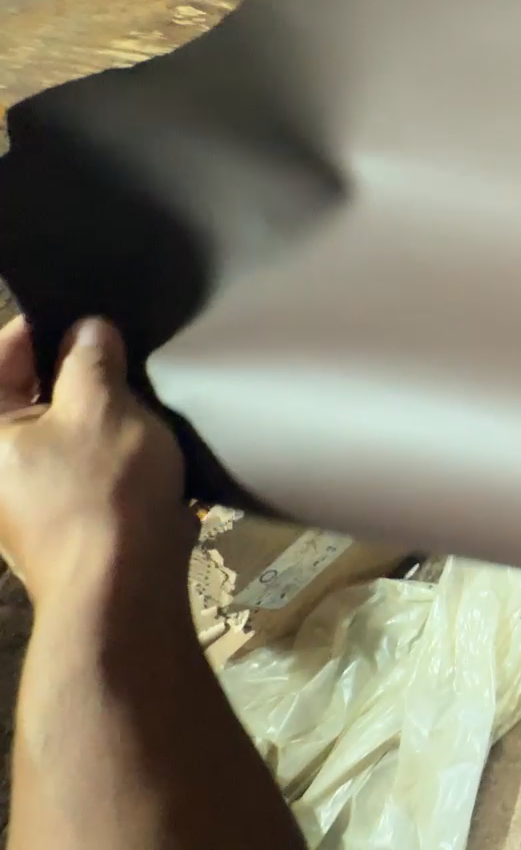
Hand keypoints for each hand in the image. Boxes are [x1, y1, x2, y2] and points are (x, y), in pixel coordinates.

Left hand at [0, 315, 190, 607]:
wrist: (120, 567)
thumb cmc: (101, 483)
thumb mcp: (104, 410)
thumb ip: (91, 364)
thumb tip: (88, 328)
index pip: (0, 355)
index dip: (44, 328)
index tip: (90, 312)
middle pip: (27, 386)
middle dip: (76, 365)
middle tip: (125, 346)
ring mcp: (20, 477)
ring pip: (59, 417)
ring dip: (98, 400)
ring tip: (143, 387)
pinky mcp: (57, 496)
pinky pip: (78, 446)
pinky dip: (108, 431)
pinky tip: (146, 430)